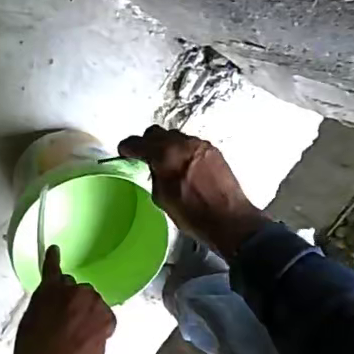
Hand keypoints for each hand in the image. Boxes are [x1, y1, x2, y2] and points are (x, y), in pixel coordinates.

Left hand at [0, 246, 116, 353]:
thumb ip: (94, 334)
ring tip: (53, 319)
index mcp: (105, 319)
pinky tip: (53, 249)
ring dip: (63, 297)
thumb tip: (87, 329)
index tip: (82, 337)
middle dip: (77, 309)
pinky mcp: (45, 294)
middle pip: (85, 296)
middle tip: (66, 331)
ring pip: (69, 286)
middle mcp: (89, 300)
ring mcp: (66, 294)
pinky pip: (51, 270)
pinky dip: (51, 260)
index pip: (102, 313)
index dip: (90, 325)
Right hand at [118, 125, 266, 256]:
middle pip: (157, 133)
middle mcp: (183, 144)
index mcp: (166, 154)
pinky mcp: (214, 151)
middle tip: (142, 156)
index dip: (127, 147)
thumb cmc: (194, 214)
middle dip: (147, 142)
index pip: (138, 142)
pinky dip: (182, 151)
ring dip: (166, 146)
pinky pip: (191, 144)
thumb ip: (154, 176)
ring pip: (176, 137)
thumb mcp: (162, 198)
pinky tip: (183, 167)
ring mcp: (201, 145)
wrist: (230, 220)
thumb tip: (154, 168)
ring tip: (165, 163)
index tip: (124, 151)